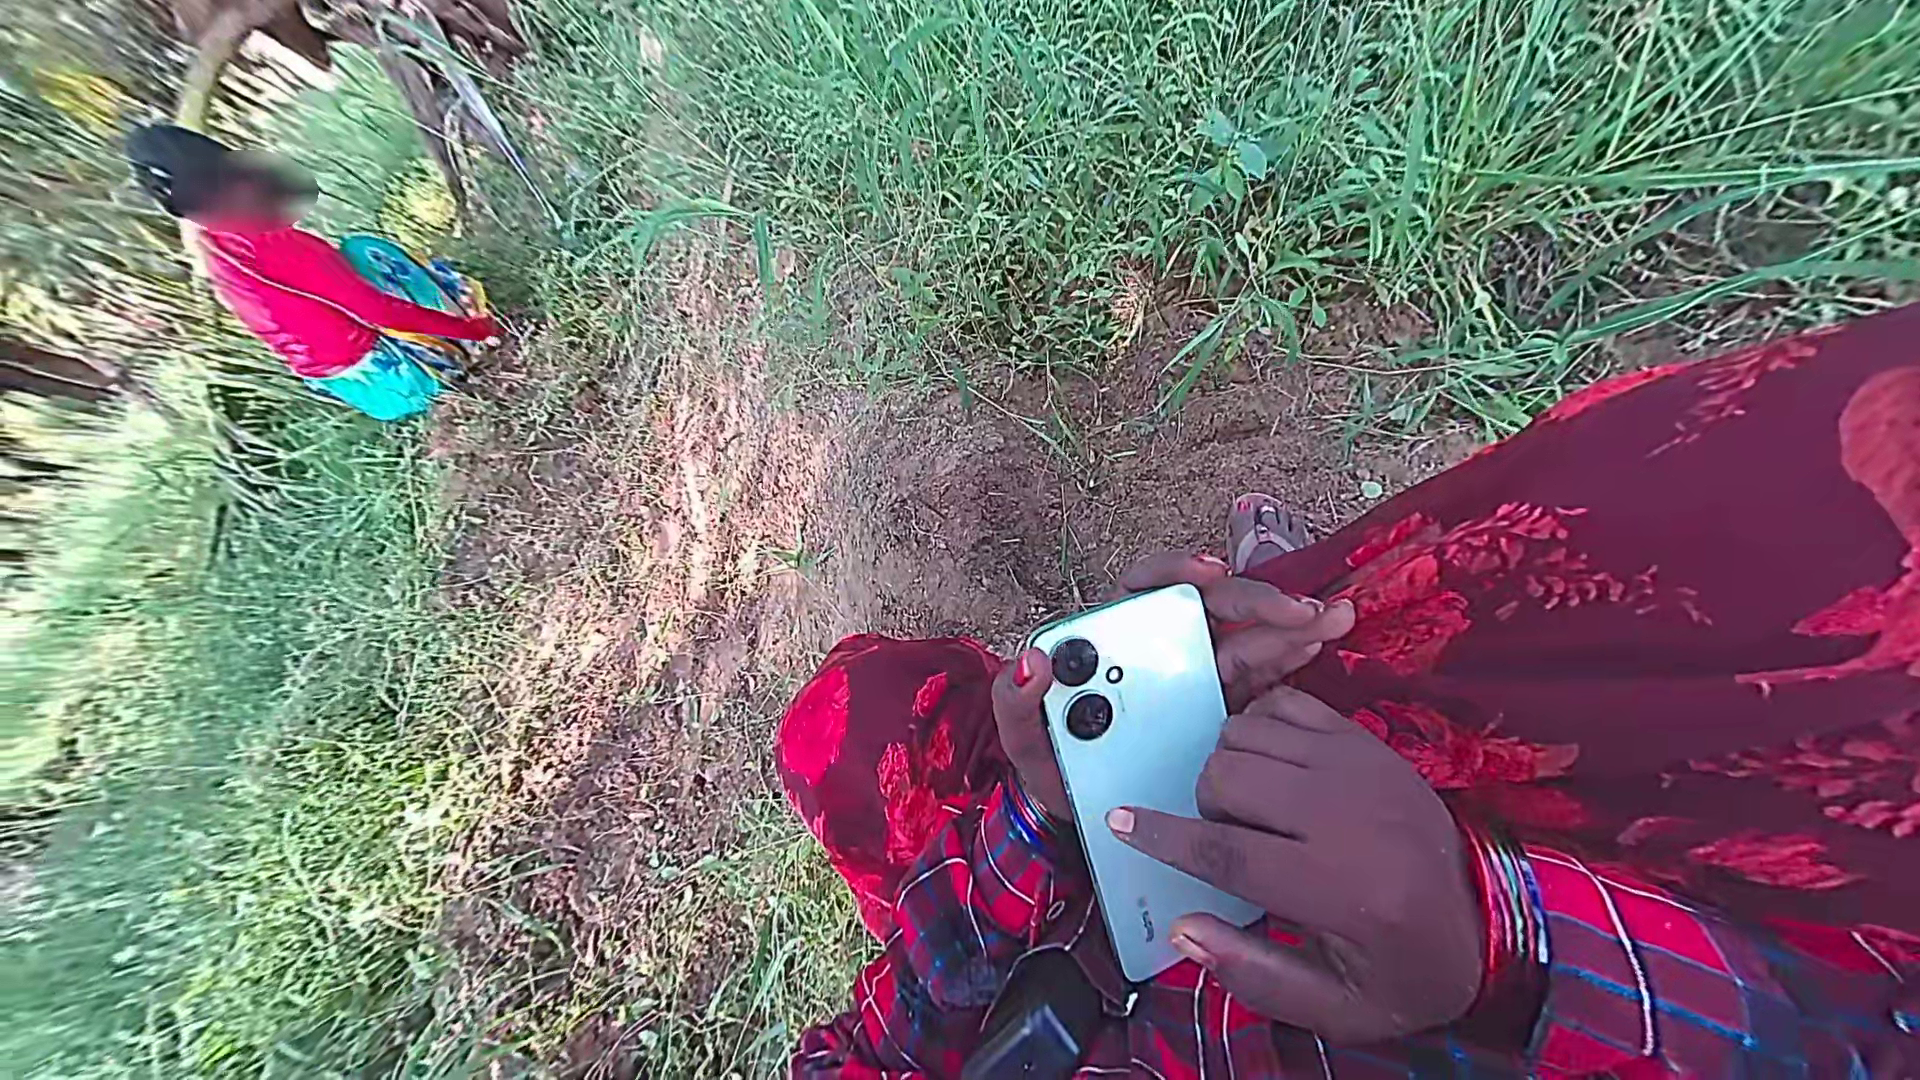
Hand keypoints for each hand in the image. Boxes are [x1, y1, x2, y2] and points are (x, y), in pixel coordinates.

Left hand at [994, 552, 1354, 824]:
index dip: (1173, 571)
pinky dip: (1286, 657)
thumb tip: (1033, 662)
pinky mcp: (1215, 708)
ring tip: (1325, 620)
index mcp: (1108, 640)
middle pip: (1203, 608)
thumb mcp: (1022, 734)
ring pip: (1239, 638)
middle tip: (1291, 607)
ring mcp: (1189, 675)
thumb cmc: (1049, 761)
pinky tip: (1317, 644)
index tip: (1205, 572)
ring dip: (1283, 624)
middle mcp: (1153, 648)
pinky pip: (1254, 677)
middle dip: (1248, 600)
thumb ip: (1014, 701)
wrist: (1077, 810)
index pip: (1141, 588)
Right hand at [1108, 684, 1483, 1042]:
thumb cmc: (1406, 964)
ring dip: (1228, 764)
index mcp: (1343, 888)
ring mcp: (1355, 764)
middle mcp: (1347, 815)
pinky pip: (1278, 703)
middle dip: (1206, 804)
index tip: (1120, 822)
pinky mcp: (1360, 737)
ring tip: (1255, 799)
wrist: (1488, 910)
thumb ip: (1254, 975)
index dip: (1162, 837)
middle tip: (1232, 831)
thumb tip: (1182, 930)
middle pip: (1224, 778)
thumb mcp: (1339, 1006)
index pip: (1226, 853)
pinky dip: (1257, 724)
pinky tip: (1270, 759)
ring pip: (1241, 733)